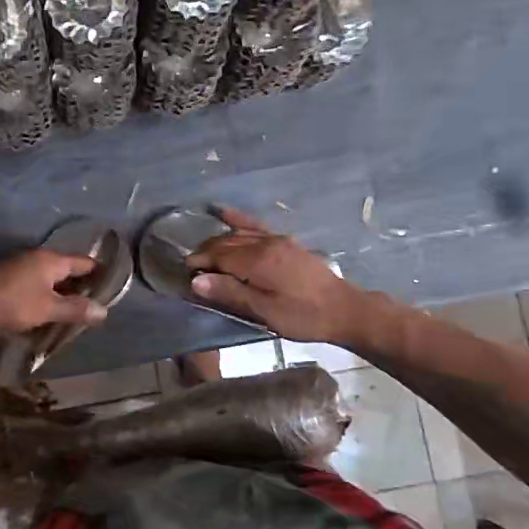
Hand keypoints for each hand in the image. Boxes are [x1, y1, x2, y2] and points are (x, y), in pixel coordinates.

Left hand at [0, 249, 107, 338]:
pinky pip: (37, 285)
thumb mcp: (47, 309)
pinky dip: (48, 295)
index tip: (114, 286)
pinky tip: (50, 311)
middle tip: (98, 304)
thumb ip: (75, 309)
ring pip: (51, 278)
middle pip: (67, 269)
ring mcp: (20, 267)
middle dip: (82, 285)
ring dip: (64, 292)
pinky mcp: (8, 280)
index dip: (100, 273)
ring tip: (78, 312)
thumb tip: (104, 310)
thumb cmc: (9, 304)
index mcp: (50, 259)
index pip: (84, 262)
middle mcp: (37, 258)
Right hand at [186, 208, 369, 343]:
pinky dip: (238, 219)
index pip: (219, 255)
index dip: (199, 261)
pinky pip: (256, 226)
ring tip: (203, 251)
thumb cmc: (304, 316)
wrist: (344, 310)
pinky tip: (224, 212)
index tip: (184, 271)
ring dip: (218, 240)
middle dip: (205, 251)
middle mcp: (265, 243)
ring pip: (239, 233)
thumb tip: (197, 280)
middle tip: (191, 267)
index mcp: (258, 261)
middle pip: (226, 242)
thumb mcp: (266, 312)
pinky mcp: (285, 242)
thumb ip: (231, 293)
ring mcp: (277, 240)